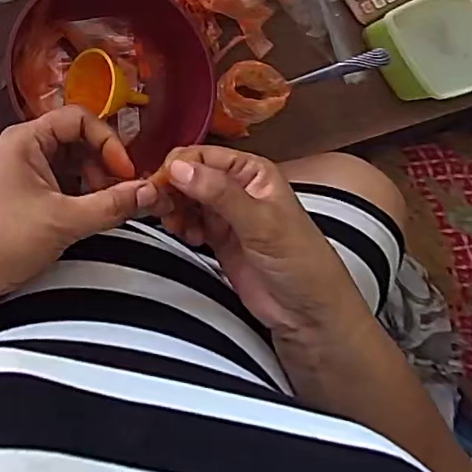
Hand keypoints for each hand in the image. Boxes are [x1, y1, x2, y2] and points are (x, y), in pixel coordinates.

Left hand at [0, 107, 156, 295]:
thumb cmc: (7, 239)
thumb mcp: (66, 220)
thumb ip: (112, 205)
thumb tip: (151, 192)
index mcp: (27, 138)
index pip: (78, 118)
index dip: (107, 141)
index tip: (125, 171)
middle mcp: (26, 146)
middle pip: (78, 138)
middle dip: (104, 162)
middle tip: (124, 190)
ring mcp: (27, 168)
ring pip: (74, 161)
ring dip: (97, 180)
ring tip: (112, 205)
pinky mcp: (30, 191)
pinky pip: (65, 180)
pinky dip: (85, 193)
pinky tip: (97, 212)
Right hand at [155, 146, 370, 336]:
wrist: (309, 317)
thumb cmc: (303, 265)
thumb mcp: (262, 224)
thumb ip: (220, 194)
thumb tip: (180, 168)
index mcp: (252, 171)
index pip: (202, 155)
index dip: (178, 167)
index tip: (161, 185)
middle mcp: (236, 186)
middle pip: (187, 174)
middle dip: (171, 189)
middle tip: (164, 208)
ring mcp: (224, 212)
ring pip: (183, 196)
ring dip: (173, 208)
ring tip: (178, 226)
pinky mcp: (216, 235)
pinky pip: (186, 219)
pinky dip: (179, 225)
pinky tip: (189, 237)